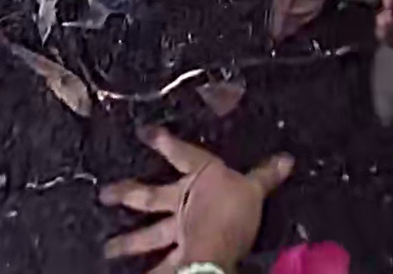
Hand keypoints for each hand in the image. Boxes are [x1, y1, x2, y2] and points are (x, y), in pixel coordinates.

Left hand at [99, 125, 294, 273]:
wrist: (221, 248)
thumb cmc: (234, 211)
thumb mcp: (255, 188)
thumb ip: (267, 174)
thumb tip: (287, 159)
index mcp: (200, 176)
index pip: (179, 153)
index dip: (162, 142)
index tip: (144, 132)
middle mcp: (182, 202)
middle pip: (151, 196)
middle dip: (128, 194)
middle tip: (105, 193)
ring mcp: (177, 232)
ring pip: (148, 236)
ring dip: (128, 243)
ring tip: (107, 249)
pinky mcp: (179, 259)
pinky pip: (160, 269)